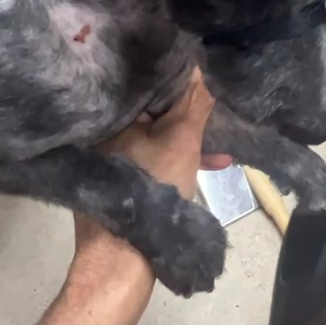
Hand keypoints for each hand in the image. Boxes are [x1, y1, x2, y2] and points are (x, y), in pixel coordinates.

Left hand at [91, 70, 227, 196]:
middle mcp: (105, 132)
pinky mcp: (119, 181)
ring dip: (188, 140)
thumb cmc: (153, 185)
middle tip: (216, 115)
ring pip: (156, 137)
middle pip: (154, 112)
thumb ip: (195, 103)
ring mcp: (110, 159)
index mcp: (112, 115)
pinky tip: (208, 166)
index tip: (206, 80)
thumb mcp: (182, 140)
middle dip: (189, 114)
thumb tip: (202, 69)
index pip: (150, 84)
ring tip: (221, 150)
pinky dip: (177, 159)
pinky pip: (152, 158)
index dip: (181, 80)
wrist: (123, 255)